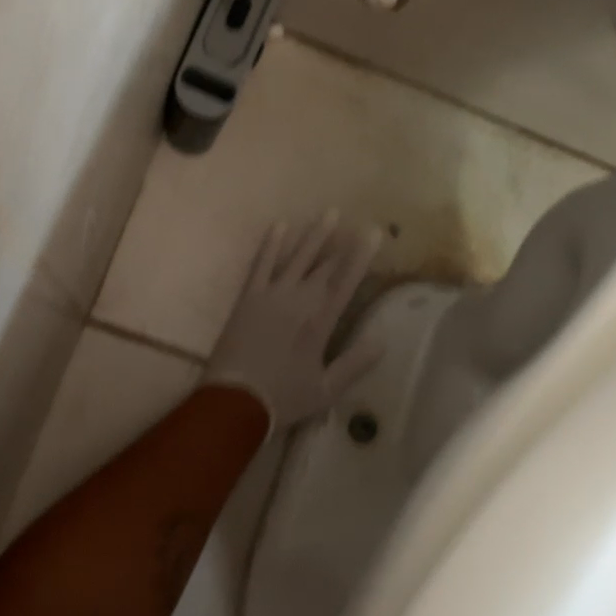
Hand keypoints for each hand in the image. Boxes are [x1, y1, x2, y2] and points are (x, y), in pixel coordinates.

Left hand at [204, 212, 384, 430]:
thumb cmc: (283, 399)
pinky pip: (261, 264)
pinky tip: (279, 226)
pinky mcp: (248, 298)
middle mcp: (298, 301)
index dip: (361, 257)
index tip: (374, 233)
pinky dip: (271, 244)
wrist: (234, 401)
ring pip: (295, 258)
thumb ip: (354, 364)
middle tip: (354, 219)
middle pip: (324, 266)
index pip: (346, 282)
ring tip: (327, 213)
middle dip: (341, 242)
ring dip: (312, 236)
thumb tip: (382, 340)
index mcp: (320, 322)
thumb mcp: (326, 390)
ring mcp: (271, 296)